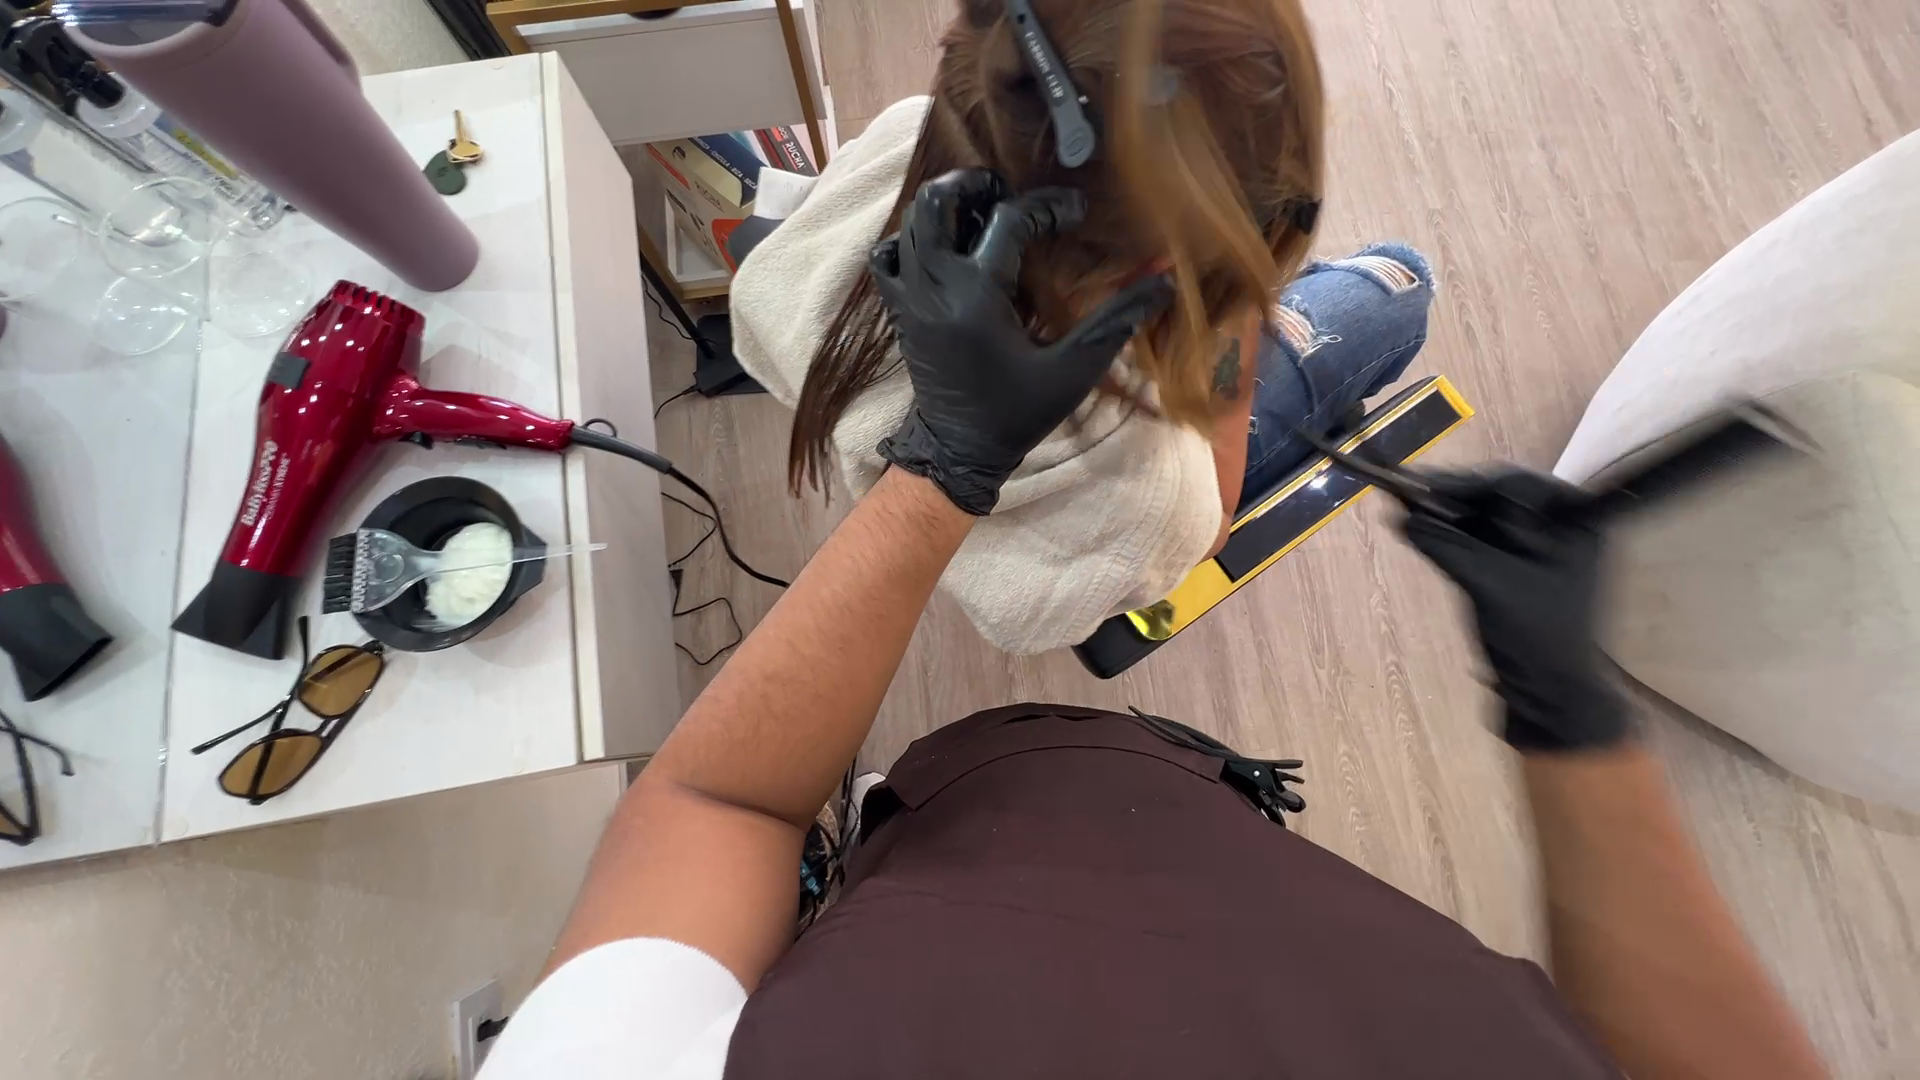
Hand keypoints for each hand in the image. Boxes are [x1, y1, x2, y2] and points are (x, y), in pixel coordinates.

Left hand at [869, 168, 1173, 514]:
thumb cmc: (1016, 414)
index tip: (1075, 214)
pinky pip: (886, 260)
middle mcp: (936, 287)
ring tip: (979, 215)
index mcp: (979, 296)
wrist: (958, 451)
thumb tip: (1164, 283)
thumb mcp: (1071, 371)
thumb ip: (1114, 322)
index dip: (1049, 207)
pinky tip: (939, 251)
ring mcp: (910, 298)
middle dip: (974, 184)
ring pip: (909, 224)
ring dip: (943, 208)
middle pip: (937, 202)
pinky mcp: (899, 313)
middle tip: (1007, 194)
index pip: (1011, 220)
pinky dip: (907, 242)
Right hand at [1400, 467, 1628, 751]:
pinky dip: (1455, 537)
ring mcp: (1544, 551)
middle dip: (1455, 498)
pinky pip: (1485, 541)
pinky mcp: (1522, 571)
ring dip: (1450, 516)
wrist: (1550, 692)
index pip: (1515, 485)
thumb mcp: (1485, 583)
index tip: (1420, 485)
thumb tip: (1399, 515)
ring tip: (1410, 513)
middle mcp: (1565, 529)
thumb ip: (1444, 544)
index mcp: (1577, 524)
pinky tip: (1425, 534)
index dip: (1465, 484)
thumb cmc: (1532, 633)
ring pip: (1489, 519)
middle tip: (1408, 498)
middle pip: (1500, 499)